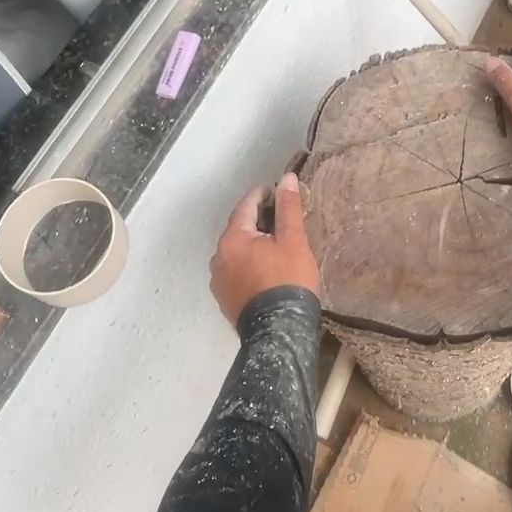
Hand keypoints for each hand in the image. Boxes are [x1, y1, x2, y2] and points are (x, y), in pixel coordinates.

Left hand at [209, 172, 320, 325]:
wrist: (279, 333)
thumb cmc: (288, 280)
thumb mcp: (293, 240)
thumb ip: (288, 208)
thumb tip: (287, 178)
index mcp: (233, 238)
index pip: (246, 206)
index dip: (261, 195)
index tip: (275, 189)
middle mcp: (219, 256)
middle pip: (238, 228)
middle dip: (256, 219)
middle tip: (279, 216)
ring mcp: (218, 280)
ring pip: (235, 251)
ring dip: (250, 243)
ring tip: (273, 244)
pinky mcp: (224, 299)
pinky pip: (234, 270)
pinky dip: (246, 263)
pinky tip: (263, 268)